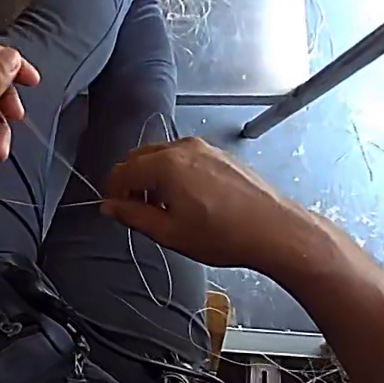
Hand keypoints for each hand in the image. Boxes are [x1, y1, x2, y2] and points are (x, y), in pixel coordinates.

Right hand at [101, 137, 334, 277]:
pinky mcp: (220, 155)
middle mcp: (183, 147)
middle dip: (132, 181)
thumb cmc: (224, 234)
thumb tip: (110, 207)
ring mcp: (205, 148)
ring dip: (153, 177)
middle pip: (141, 157)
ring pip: (163, 156)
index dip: (113, 191)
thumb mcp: (169, 232)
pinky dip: (174, 173)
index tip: (114, 208)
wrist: (273, 229)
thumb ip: (134, 216)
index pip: (123, 170)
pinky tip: (186, 200)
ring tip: (163, 209)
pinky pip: (185, 157)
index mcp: (166, 164)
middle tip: (136, 210)